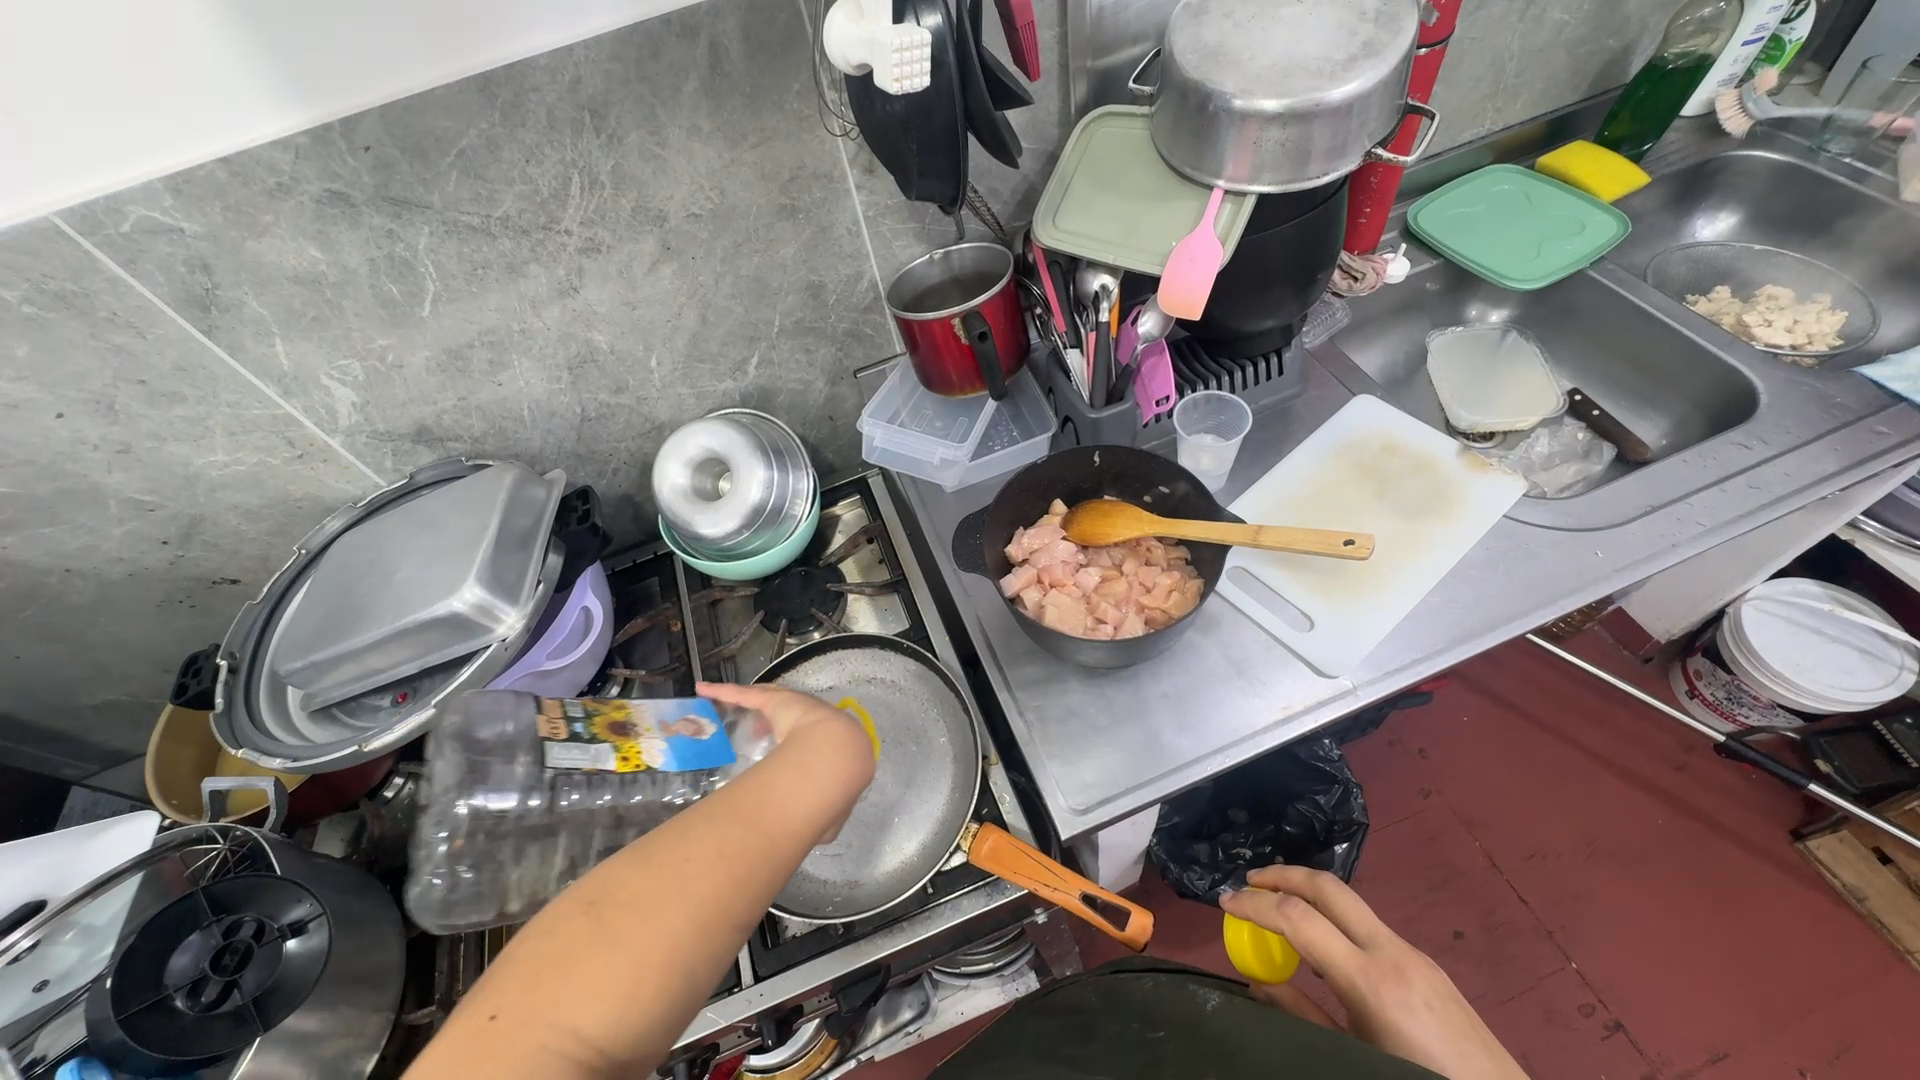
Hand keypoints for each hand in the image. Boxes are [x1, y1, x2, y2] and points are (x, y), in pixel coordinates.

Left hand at [697, 682, 875, 842]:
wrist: (837, 760)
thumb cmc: (834, 785)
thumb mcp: (834, 811)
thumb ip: (827, 817)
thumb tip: (820, 832)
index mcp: (827, 750)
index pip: (811, 747)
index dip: (798, 751)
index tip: (783, 761)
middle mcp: (811, 724)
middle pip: (788, 721)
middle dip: (772, 724)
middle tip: (755, 733)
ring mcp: (791, 709)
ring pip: (765, 703)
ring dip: (747, 704)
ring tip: (724, 710)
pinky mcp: (774, 700)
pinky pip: (744, 694)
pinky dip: (723, 691)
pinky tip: (703, 690)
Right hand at [1220, 865, 1527, 1079]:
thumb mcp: (1351, 1058)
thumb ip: (1301, 1016)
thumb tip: (1257, 984)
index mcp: (1369, 981)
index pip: (1298, 918)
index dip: (1255, 905)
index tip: (1225, 903)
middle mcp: (1391, 952)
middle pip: (1328, 887)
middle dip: (1282, 875)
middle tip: (1247, 882)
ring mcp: (1413, 953)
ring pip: (1349, 903)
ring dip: (1307, 894)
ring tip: (1275, 910)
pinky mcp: (1425, 963)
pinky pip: (1367, 926)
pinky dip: (1332, 920)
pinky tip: (1321, 949)